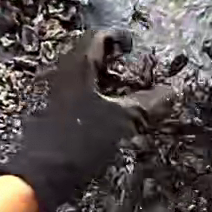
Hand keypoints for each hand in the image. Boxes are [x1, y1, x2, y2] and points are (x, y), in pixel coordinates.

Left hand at [0, 28, 173, 211]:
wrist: (39, 175)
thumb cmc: (80, 141)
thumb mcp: (122, 121)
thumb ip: (149, 104)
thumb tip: (172, 92)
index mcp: (77, 65)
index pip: (98, 37)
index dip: (119, 38)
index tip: (133, 48)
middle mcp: (58, 71)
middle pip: (85, 55)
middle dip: (108, 60)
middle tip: (129, 72)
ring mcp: (47, 92)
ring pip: (76, 75)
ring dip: (97, 80)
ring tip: (117, 94)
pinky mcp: (43, 112)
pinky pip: (68, 94)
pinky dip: (86, 96)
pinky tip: (98, 114)